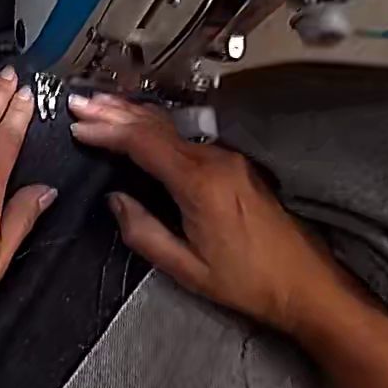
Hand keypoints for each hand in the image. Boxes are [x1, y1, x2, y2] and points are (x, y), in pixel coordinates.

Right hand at [69, 94, 361, 338]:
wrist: (308, 284)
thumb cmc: (251, 282)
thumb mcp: (188, 269)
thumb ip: (144, 232)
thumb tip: (115, 199)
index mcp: (199, 183)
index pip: (142, 143)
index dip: (107, 131)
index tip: (79, 126)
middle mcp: (213, 159)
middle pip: (154, 124)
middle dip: (112, 111)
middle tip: (80, 102)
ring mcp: (225, 157)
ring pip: (168, 126)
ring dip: (131, 114)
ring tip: (100, 105)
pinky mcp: (231, 162)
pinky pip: (183, 135)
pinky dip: (152, 126)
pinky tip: (138, 123)